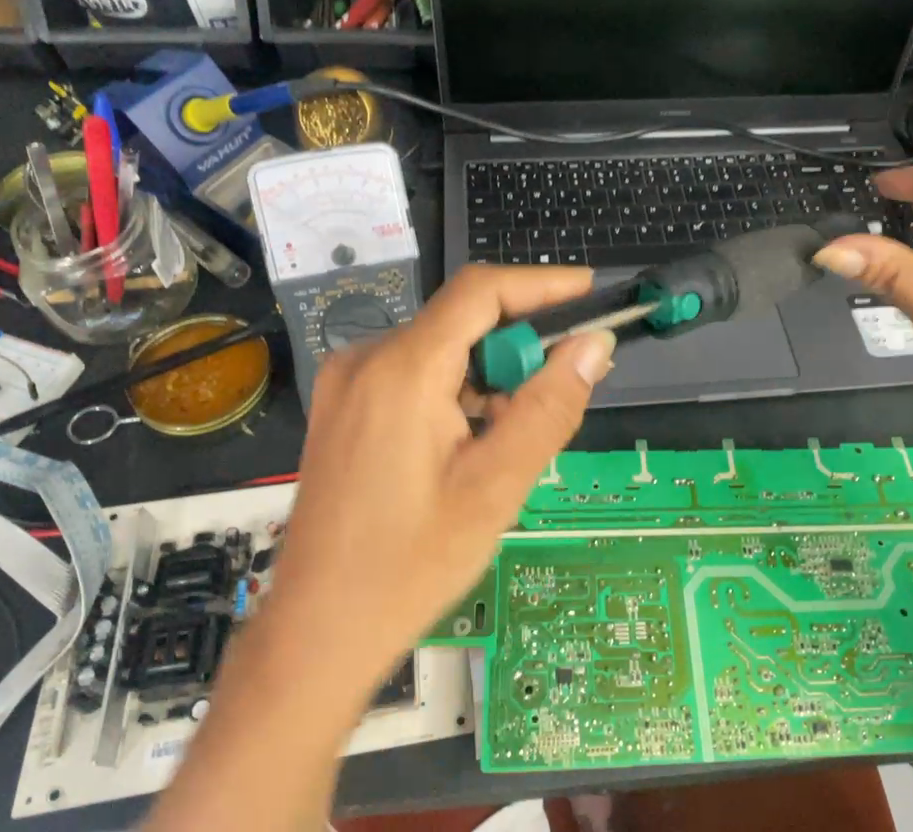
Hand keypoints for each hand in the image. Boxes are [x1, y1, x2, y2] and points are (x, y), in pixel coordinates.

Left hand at [265, 265, 617, 689]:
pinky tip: (467, 450)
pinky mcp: (340, 410)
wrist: (320, 628)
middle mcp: (365, 360)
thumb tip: (593, 346)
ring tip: (507, 445)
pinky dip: (452, 396)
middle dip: (515, 351)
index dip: (541, 284)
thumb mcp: (496, 486)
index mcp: (402, 370)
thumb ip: (549, 405)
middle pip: (459, 324)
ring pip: (437, 352)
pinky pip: (410, 377)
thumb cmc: (411, 565)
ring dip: (485, 380)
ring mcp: (345, 385)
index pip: (480, 292)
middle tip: (553, 402)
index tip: (589, 292)